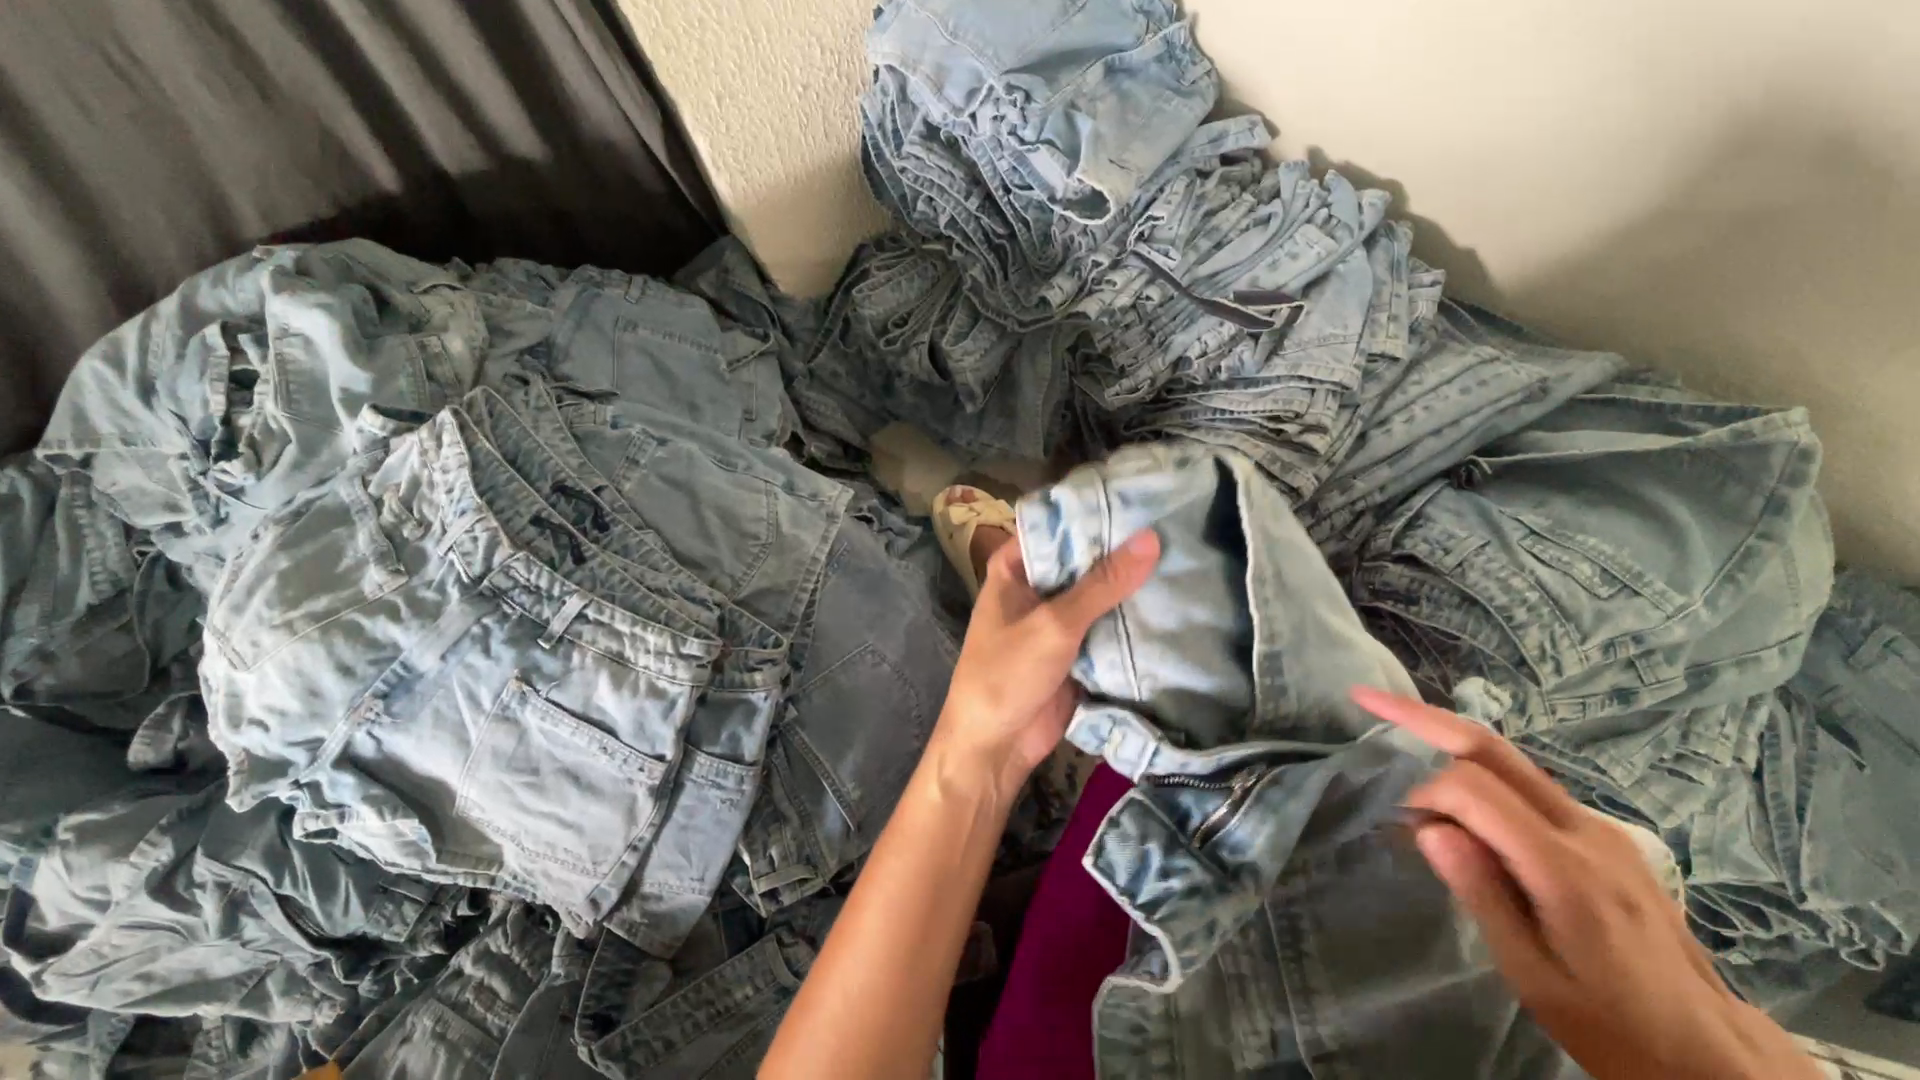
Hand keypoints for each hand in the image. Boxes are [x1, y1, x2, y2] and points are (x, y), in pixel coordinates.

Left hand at [929, 528, 1159, 799]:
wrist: (995, 746)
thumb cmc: (1007, 674)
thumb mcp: (1055, 623)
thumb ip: (1103, 584)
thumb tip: (1151, 538)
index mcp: (1014, 569)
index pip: (1056, 526)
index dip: (1093, 511)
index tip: (1141, 495)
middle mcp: (1035, 588)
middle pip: (1082, 560)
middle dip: (1121, 549)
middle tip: (1176, 523)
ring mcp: (1057, 621)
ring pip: (1099, 594)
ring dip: (1131, 585)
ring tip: (1186, 554)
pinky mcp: (1076, 651)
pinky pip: (1107, 627)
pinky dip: (1132, 619)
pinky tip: (1174, 602)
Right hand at [1350, 687, 1821, 1079]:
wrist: (1710, 1049)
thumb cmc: (1611, 1024)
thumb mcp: (1533, 976)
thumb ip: (1481, 893)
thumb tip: (1429, 827)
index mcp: (1565, 869)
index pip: (1475, 788)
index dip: (1427, 794)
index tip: (1407, 829)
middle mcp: (1586, 830)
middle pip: (1495, 749)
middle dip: (1426, 718)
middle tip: (1367, 698)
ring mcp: (1601, 828)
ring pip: (1512, 762)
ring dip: (1453, 749)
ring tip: (1408, 758)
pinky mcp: (1604, 836)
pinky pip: (1530, 787)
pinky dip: (1482, 778)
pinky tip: (1461, 806)